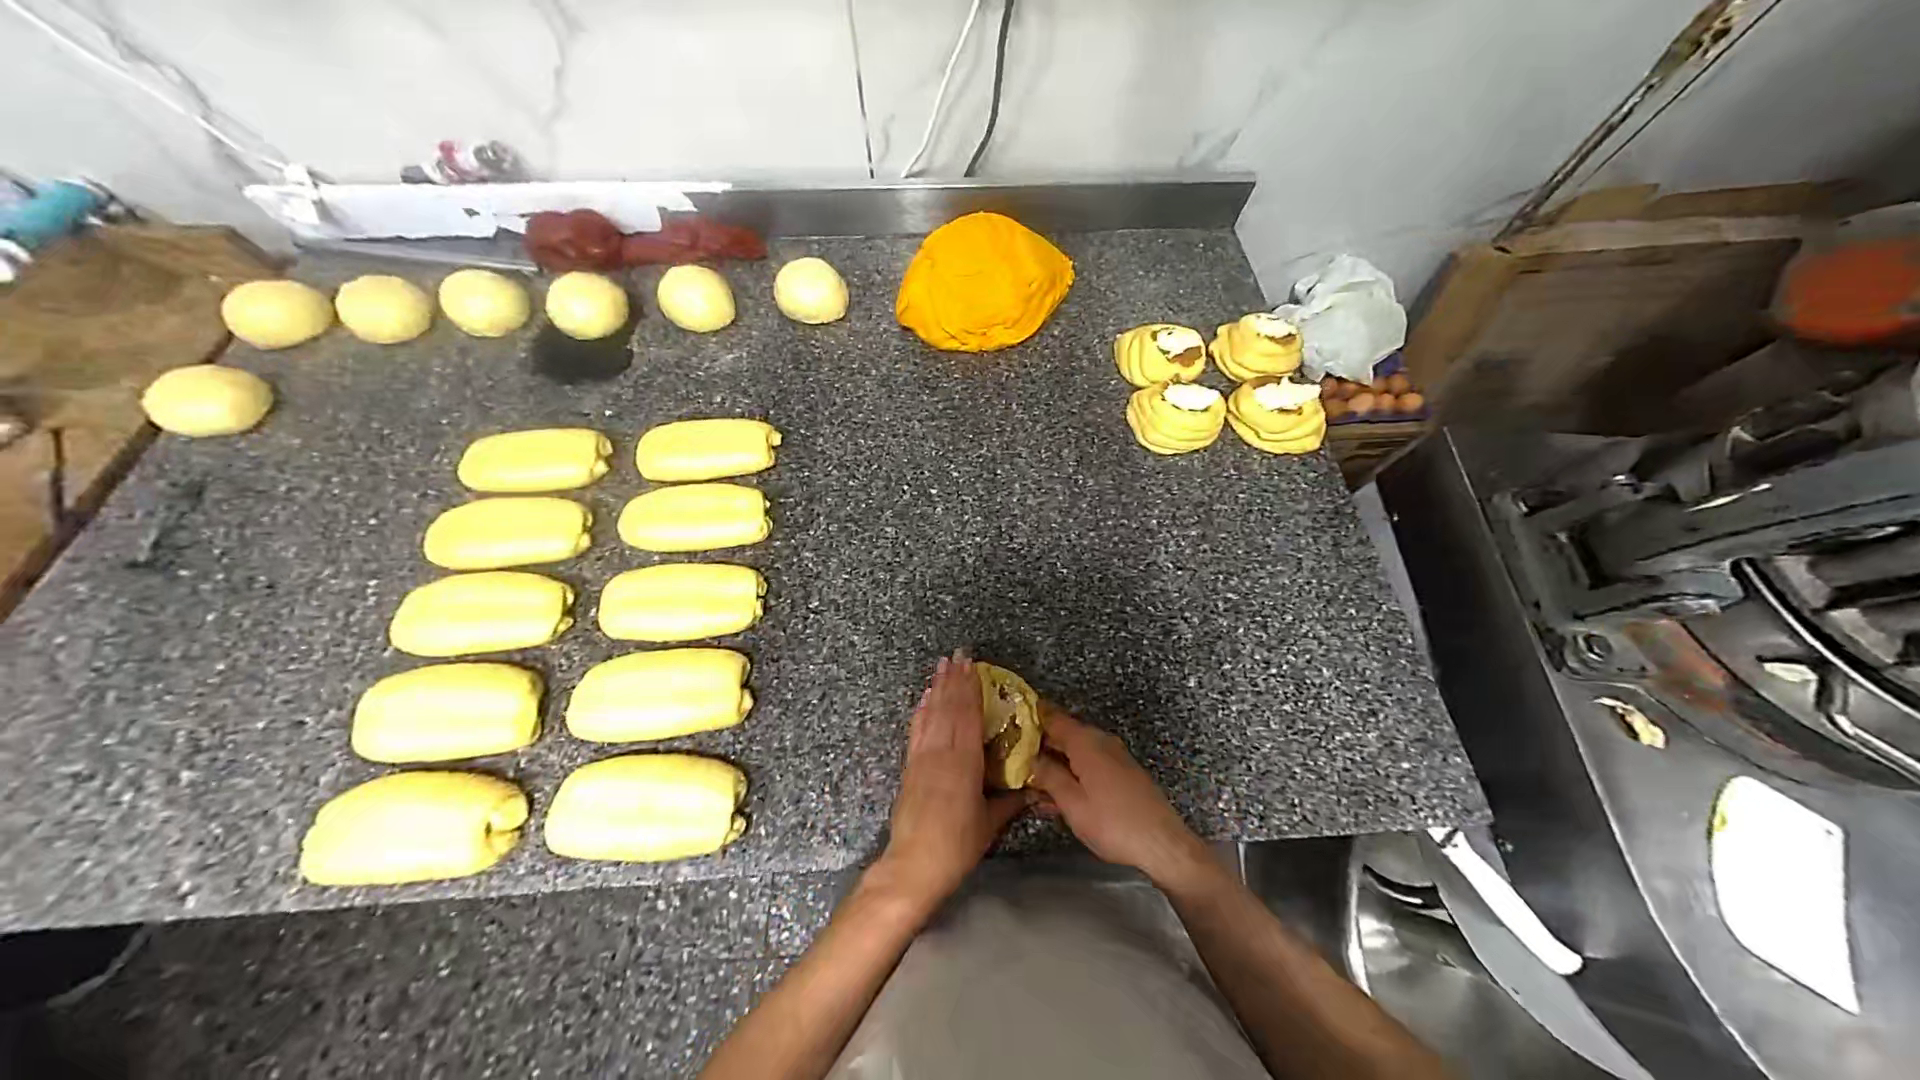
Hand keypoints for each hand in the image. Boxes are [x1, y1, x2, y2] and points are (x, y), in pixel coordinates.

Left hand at [871, 652, 1027, 911]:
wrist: (912, 866)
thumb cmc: (957, 846)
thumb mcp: (990, 824)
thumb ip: (1011, 801)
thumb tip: (1036, 790)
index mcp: (964, 763)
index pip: (968, 716)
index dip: (970, 689)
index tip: (973, 665)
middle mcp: (941, 753)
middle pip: (949, 708)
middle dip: (954, 679)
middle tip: (958, 654)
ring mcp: (922, 758)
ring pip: (931, 714)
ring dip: (937, 688)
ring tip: (942, 665)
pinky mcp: (909, 767)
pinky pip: (916, 731)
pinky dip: (921, 711)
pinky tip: (923, 698)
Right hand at [1027, 704, 1217, 891]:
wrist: (1163, 844)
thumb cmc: (1113, 823)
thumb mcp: (1072, 803)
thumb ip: (1048, 776)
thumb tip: (1030, 759)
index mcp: (1086, 741)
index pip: (1052, 716)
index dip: (1030, 717)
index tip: (1009, 722)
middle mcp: (1101, 740)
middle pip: (1064, 733)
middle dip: (1039, 743)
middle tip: (1013, 757)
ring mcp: (1114, 755)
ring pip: (1076, 750)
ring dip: (1055, 761)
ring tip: (1032, 781)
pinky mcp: (1122, 772)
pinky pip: (1090, 762)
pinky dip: (1072, 771)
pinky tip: (1060, 793)